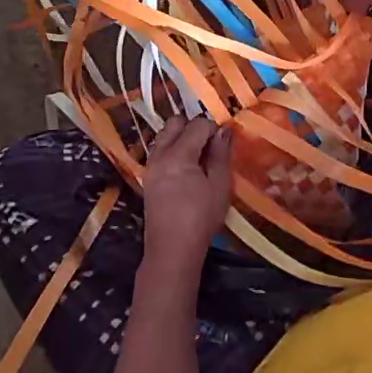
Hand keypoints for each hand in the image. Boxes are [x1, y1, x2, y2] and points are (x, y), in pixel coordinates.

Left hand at [141, 116, 234, 273]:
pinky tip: (186, 169)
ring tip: (199, 158)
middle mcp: (159, 154)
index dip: (213, 129)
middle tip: (210, 147)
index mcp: (178, 154)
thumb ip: (221, 155)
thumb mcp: (219, 186)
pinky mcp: (147, 177)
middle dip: (194, 127)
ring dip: (181, 137)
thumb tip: (224, 130)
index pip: (197, 125)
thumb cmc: (201, 218)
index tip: (224, 143)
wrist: (171, 249)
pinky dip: (172, 150)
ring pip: (164, 135)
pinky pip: (159, 150)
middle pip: (175, 123)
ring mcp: (150, 165)